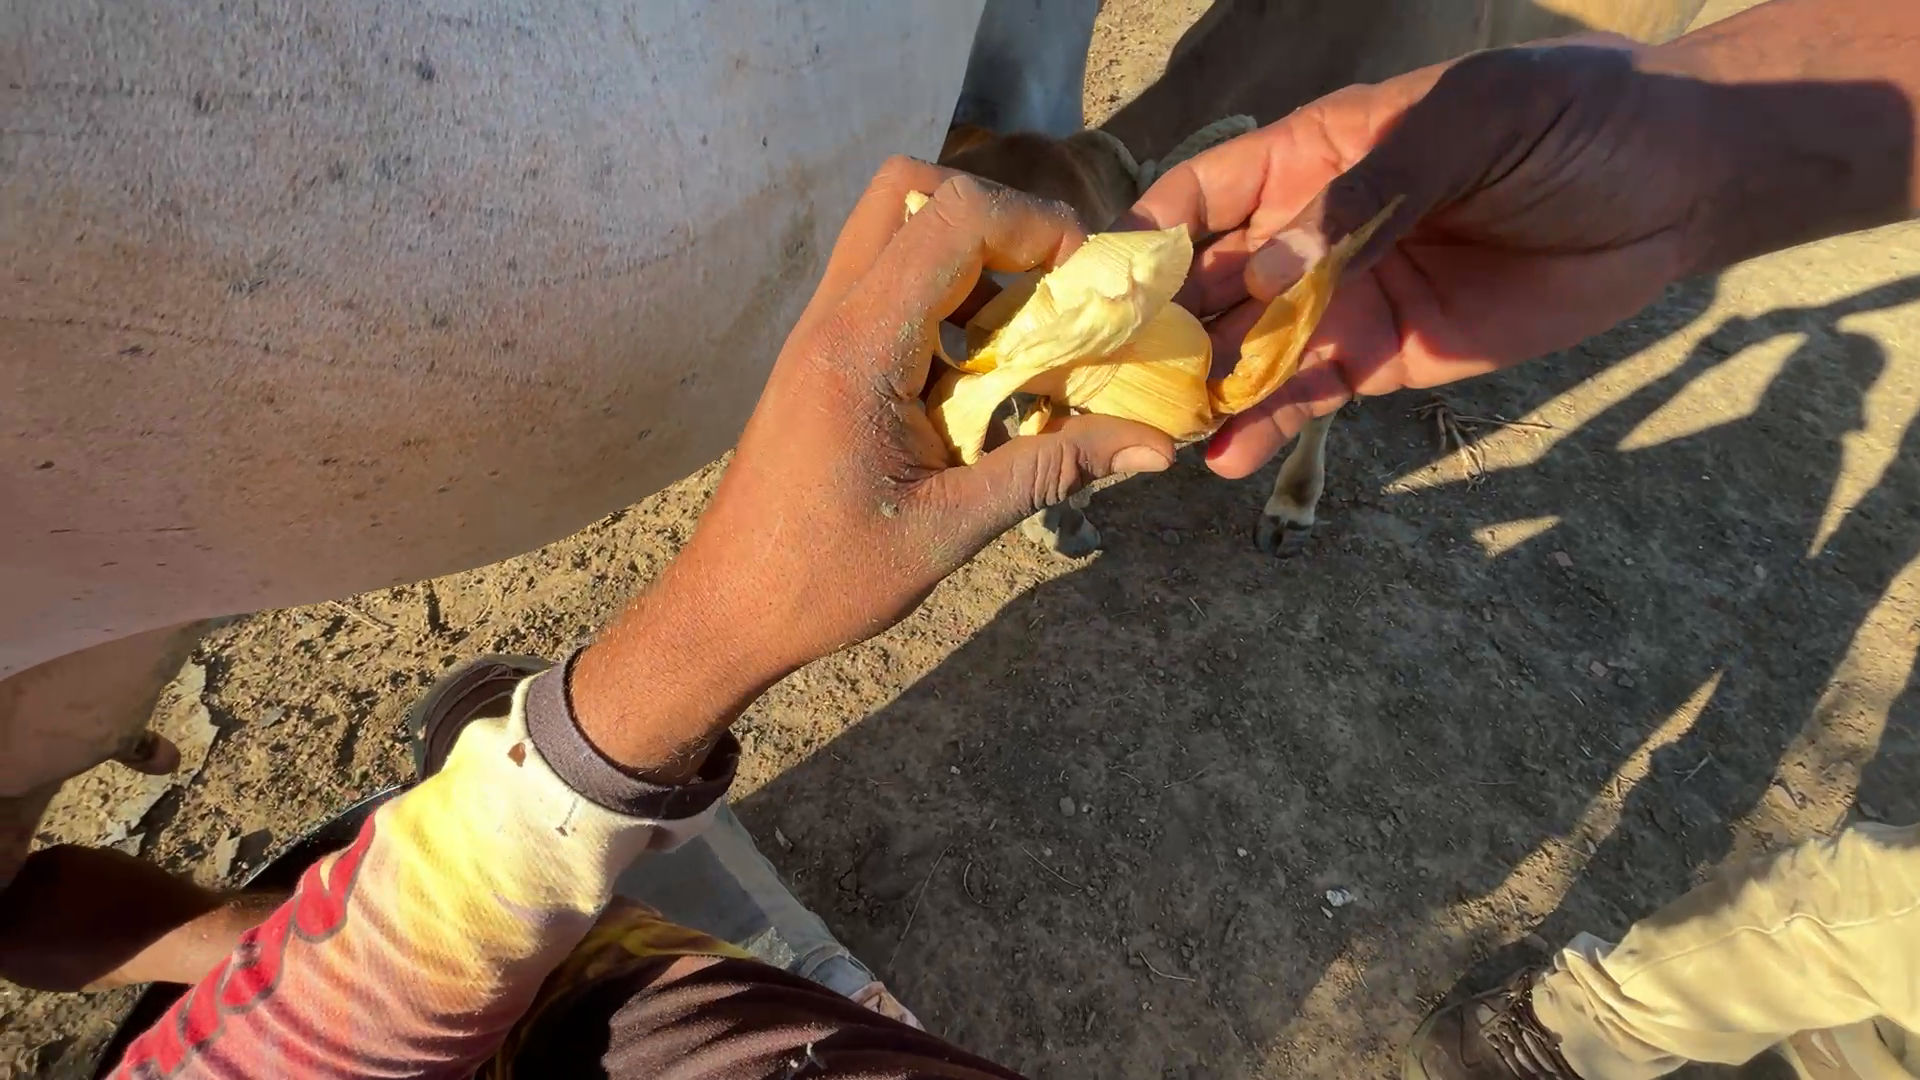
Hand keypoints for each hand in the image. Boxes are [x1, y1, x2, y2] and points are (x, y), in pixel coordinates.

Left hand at [573, 161, 1170, 772]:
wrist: (728, 609)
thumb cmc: (824, 581)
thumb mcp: (950, 529)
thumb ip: (1053, 471)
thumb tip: (1155, 447)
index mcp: (860, 349)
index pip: (952, 217)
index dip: (1036, 226)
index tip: (1087, 282)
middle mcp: (832, 320)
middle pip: (910, 192)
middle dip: (997, 221)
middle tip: (1048, 288)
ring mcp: (819, 336)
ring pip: (894, 234)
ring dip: (969, 259)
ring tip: (1020, 331)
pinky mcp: (820, 361)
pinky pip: (886, 289)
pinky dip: (943, 301)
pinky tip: (975, 372)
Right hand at [1129, 40, 1711, 478]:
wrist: (1673, 193)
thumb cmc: (1569, 124)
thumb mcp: (1467, 120)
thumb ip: (1366, 189)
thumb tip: (1269, 275)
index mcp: (1300, 162)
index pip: (1194, 199)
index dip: (1142, 239)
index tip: (1097, 290)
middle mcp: (1293, 241)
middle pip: (1198, 289)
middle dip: (1153, 332)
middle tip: (1105, 384)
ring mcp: (1324, 307)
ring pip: (1236, 354)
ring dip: (1195, 391)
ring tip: (1153, 433)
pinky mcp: (1362, 362)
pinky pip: (1297, 397)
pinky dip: (1260, 426)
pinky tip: (1224, 457)